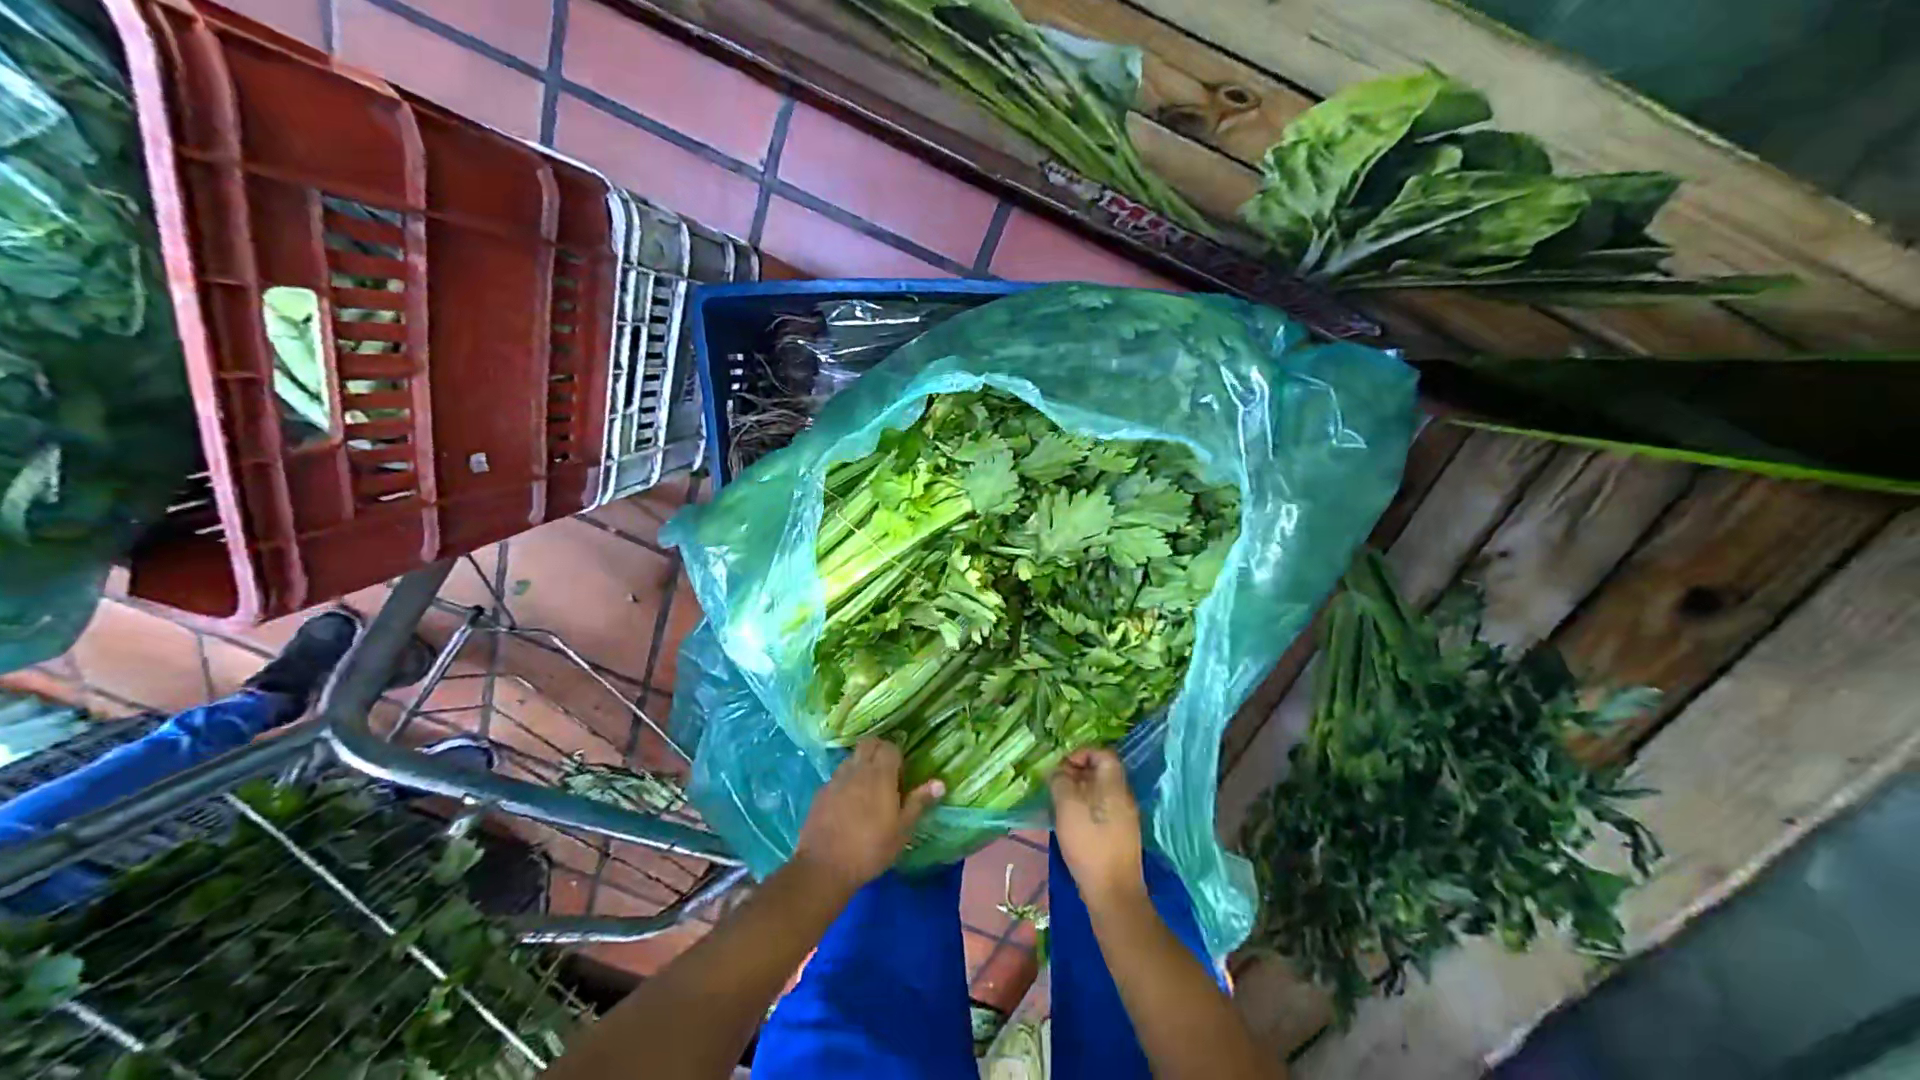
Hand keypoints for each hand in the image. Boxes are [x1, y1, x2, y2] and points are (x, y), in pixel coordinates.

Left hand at [792, 738, 943, 893]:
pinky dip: (846, 781)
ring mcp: (835, 779)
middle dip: (879, 751)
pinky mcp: (820, 792)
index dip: (897, 756)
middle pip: (868, 743)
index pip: (890, 747)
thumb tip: (940, 783)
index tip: (901, 776)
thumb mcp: (902, 830)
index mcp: (880, 775)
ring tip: (867, 789)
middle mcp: (857, 769)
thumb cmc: (871, 848)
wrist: (824, 867)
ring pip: (851, 758)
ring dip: (861, 764)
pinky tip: (847, 804)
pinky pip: (837, 776)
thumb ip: (919, 802)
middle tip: (887, 775)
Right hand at [1049, 747, 1145, 909]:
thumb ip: (1061, 782)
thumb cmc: (1089, 845)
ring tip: (1058, 802)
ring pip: (1100, 791)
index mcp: (1115, 785)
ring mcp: (1124, 816)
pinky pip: (1102, 808)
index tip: (1061, 766)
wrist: (1113, 892)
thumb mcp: (1067, 807)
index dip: (1081, 753)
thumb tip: (1060, 771)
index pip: (1103, 753)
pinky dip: (1085, 806)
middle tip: (1055, 784)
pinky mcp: (1120, 834)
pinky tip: (1070, 821)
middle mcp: (1124, 796)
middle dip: (1076, 772)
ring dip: (1079, 790)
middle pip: (1102, 771)